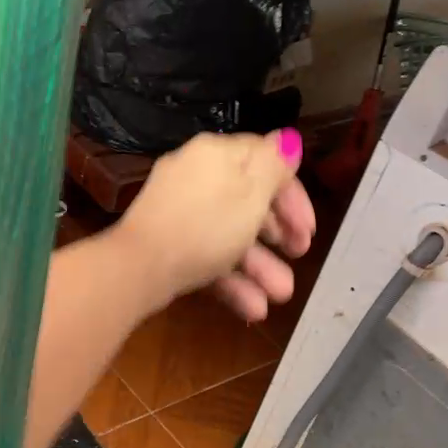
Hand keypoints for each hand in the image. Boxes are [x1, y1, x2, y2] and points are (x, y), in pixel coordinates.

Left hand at [111, 129, 314, 322]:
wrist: (139, 267)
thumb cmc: (206, 225)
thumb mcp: (252, 192)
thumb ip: (274, 164)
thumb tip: (286, 139)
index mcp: (216, 155)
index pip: (266, 162)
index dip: (293, 194)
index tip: (309, 228)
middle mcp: (195, 176)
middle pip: (247, 200)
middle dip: (279, 234)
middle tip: (299, 255)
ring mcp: (177, 211)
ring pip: (228, 234)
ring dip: (260, 266)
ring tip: (280, 295)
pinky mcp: (166, 244)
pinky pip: (205, 255)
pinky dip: (230, 278)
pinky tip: (253, 307)